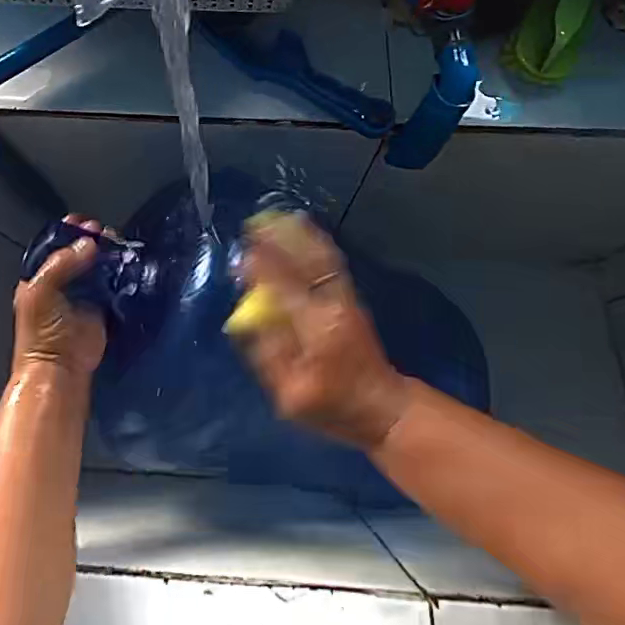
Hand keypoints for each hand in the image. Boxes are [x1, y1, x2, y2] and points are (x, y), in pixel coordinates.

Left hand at [12, 215, 108, 378]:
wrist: (60, 367)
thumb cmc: (42, 332)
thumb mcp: (42, 290)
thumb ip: (61, 263)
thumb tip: (89, 244)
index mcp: (40, 277)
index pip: (55, 247)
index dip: (68, 232)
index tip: (82, 221)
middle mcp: (62, 283)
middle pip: (80, 253)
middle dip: (91, 240)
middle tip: (102, 231)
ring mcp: (83, 295)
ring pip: (98, 266)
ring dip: (107, 253)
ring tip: (116, 241)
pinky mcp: (102, 307)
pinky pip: (113, 283)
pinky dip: (119, 271)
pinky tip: (124, 261)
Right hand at [235, 212, 411, 449]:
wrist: (382, 405)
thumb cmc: (331, 406)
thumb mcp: (290, 393)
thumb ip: (267, 354)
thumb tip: (245, 319)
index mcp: (314, 329)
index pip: (282, 287)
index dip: (261, 267)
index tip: (242, 254)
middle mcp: (331, 306)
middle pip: (302, 265)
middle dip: (277, 242)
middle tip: (254, 225)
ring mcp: (345, 299)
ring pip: (320, 258)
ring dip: (297, 236)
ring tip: (275, 218)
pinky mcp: (351, 298)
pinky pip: (332, 263)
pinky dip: (316, 243)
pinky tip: (304, 229)